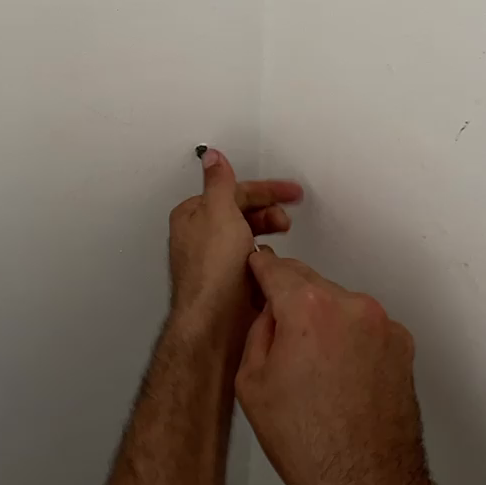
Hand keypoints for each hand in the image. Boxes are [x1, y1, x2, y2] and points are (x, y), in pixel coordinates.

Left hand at [167, 148, 301, 337]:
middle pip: (241, 215)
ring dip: (268, 241)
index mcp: (193, 216)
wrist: (215, 327)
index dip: (265, 190)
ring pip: (248, 242)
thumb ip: (220, 182)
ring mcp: (215, 264)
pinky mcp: (230, 286)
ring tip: (282, 248)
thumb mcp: (219, 213)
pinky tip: (272, 272)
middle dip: (268, 215)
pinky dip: (265, 265)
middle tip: (287, 220)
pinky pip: (252, 268)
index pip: (233, 192)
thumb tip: (213, 156)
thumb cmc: (213, 273)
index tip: (291, 192)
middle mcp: (200, 238)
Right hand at [237, 251, 456, 484]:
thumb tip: (269, 307)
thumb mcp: (251, 380)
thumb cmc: (306, 441)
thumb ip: (258, 328)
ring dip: (321, 315)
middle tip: (277, 325)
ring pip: (337, 301)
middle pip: (307, 279)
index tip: (254, 266)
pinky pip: (363, 323)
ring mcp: (382, 323)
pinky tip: (339, 371)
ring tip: (312, 361)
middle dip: (289, 294)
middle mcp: (350, 304)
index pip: (274, 266)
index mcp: (308, 307)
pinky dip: (348, 335)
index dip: (259, 266)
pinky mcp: (402, 344)